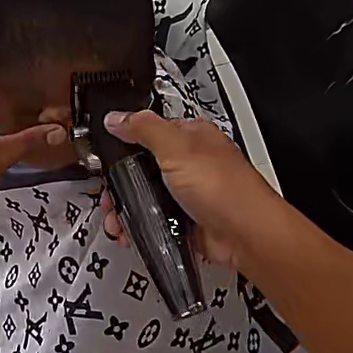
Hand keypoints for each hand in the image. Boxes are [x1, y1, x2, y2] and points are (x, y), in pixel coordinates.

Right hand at [99, 110, 281, 266]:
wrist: (246, 234)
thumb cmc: (227, 189)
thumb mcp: (177, 148)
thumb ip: (145, 129)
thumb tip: (118, 117)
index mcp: (192, 137)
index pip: (151, 129)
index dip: (126, 140)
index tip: (106, 153)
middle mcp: (192, 164)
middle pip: (145, 168)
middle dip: (121, 183)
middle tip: (109, 193)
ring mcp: (190, 195)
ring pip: (148, 197)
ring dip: (128, 208)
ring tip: (116, 217)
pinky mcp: (188, 221)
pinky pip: (157, 221)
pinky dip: (141, 227)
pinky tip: (131, 231)